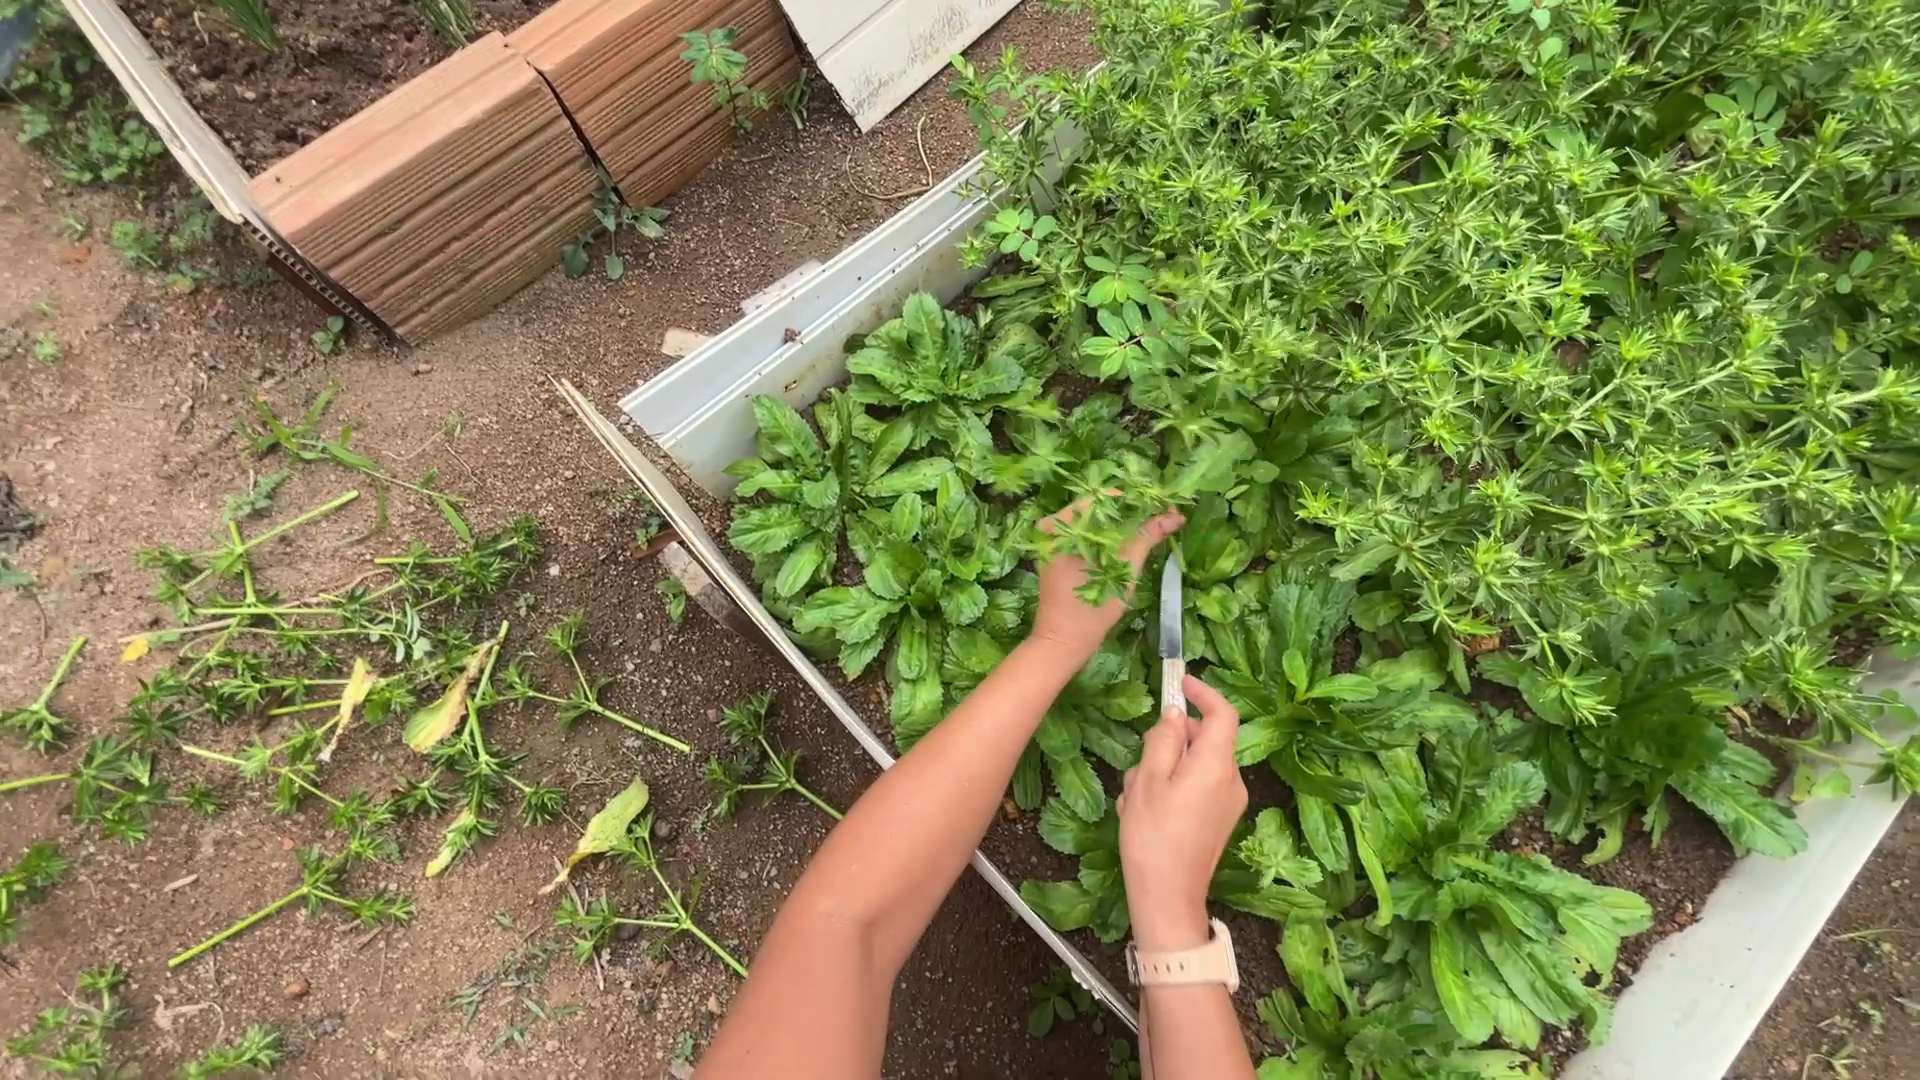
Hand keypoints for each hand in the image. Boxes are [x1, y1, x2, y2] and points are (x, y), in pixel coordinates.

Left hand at [1029, 501, 1183, 664]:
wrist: (1063, 642)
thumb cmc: (1091, 609)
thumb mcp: (1122, 570)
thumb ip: (1146, 537)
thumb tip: (1175, 515)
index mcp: (1060, 526)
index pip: (1102, 499)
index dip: (1135, 501)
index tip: (1162, 505)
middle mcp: (1052, 527)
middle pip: (1098, 509)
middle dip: (1131, 512)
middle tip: (1163, 515)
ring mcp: (1052, 541)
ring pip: (1094, 522)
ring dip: (1123, 524)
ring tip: (1153, 525)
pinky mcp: (1058, 554)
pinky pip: (1087, 536)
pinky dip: (1109, 536)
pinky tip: (1132, 539)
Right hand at [1118, 675, 1246, 950]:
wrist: (1167, 897)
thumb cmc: (1152, 834)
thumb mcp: (1148, 778)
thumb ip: (1164, 739)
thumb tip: (1175, 714)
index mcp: (1217, 765)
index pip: (1223, 714)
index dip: (1203, 692)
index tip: (1179, 682)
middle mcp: (1231, 780)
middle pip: (1205, 740)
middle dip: (1171, 741)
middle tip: (1139, 760)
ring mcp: (1228, 803)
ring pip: (1195, 764)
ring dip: (1164, 768)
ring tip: (1135, 795)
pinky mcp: (1219, 821)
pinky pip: (1196, 787)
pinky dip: (1171, 787)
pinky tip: (1144, 809)